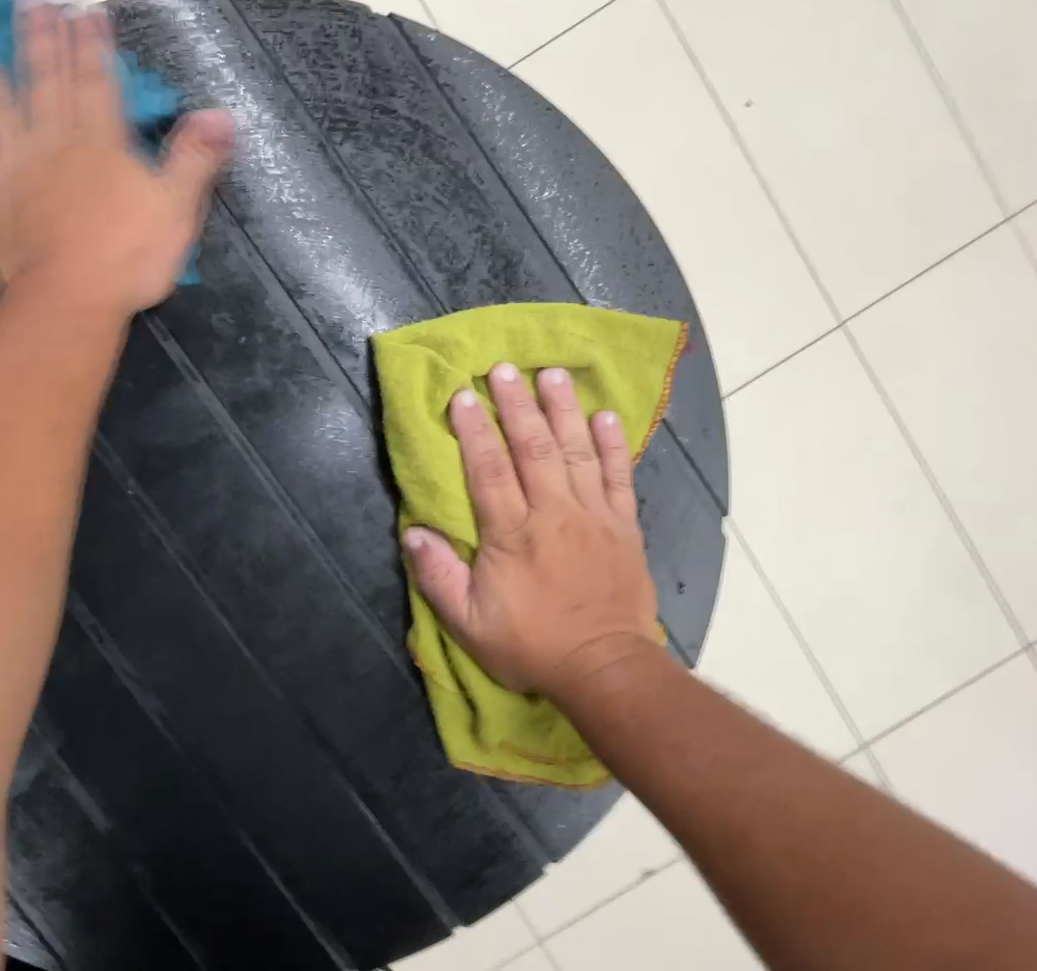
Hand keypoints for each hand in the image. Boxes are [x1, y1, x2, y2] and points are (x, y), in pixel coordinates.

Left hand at [0, 1, 235, 318]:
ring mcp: (16, 169)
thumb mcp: (176, 209)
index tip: (84, 9)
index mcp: (101, 143)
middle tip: (31, 1)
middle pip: (46, 83)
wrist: (72, 299)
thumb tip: (222, 114)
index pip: (98, 82)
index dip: (92, 44)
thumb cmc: (129, 258)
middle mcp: (54, 143)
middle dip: (41, 41)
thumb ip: (195, 158)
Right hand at [402, 364, 663, 701]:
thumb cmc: (531, 644)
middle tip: (504, 368)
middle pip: (533, 448)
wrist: (606, 668)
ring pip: (577, 451)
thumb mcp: (468, 623)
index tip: (463, 396)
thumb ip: (438, 577)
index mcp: (512, 535)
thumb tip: (413, 533)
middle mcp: (554, 514)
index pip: (489, 470)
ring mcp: (594, 516)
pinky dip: (613, 443)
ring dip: (562, 409)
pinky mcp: (624, 526)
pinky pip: (620, 476)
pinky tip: (604, 414)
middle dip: (517, 404)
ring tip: (551, 373)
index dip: (474, 430)